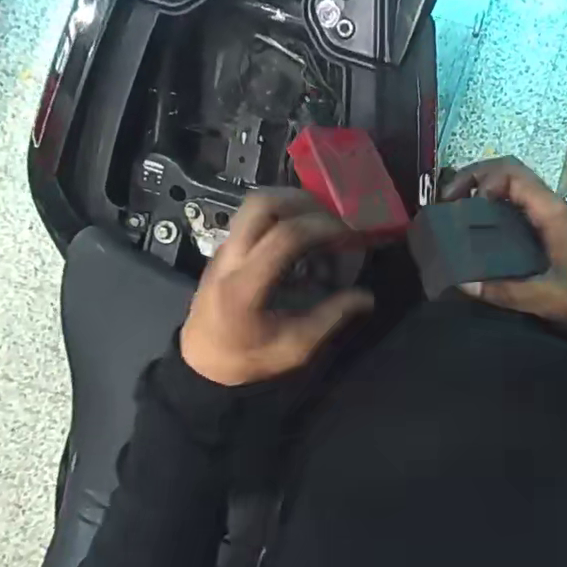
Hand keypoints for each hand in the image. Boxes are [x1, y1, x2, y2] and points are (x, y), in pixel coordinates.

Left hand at [180, 189, 375, 385]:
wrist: (200, 364)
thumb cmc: (246, 359)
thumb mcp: (293, 348)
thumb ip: (330, 317)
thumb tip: (366, 297)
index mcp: (245, 285)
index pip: (284, 236)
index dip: (321, 227)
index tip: (347, 234)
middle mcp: (230, 257)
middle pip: (262, 204)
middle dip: (303, 201)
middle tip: (331, 218)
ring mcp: (223, 249)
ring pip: (253, 204)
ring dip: (289, 202)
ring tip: (317, 220)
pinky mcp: (223, 249)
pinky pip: (250, 217)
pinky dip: (278, 214)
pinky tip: (298, 233)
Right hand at [442, 157, 566, 333]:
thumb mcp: (548, 299)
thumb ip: (506, 292)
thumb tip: (462, 284)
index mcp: (552, 213)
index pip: (513, 173)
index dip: (483, 180)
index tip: (463, 207)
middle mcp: (551, 206)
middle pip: (509, 170)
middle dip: (474, 177)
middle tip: (447, 201)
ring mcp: (551, 215)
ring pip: (512, 184)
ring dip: (482, 188)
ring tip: (455, 211)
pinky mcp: (548, 228)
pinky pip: (516, 203)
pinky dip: (492, 205)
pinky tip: (476, 228)